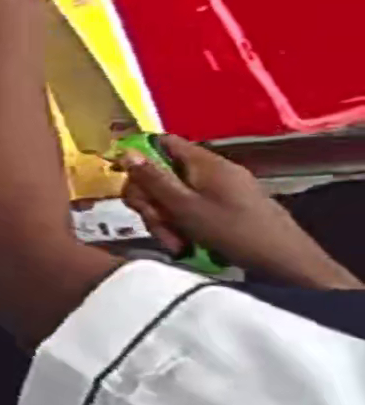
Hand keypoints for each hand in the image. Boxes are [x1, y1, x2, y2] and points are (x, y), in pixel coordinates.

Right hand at [120, 135, 361, 288]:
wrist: (284, 261)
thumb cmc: (231, 230)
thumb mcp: (182, 205)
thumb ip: (152, 178)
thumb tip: (127, 152)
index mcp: (206, 165)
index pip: (163, 143)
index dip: (138, 154)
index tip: (120, 174)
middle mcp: (212, 172)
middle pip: (160, 173)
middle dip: (147, 198)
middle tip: (150, 218)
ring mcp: (219, 189)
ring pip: (168, 194)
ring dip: (160, 216)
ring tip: (170, 238)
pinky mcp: (223, 205)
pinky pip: (185, 206)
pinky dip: (176, 222)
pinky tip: (180, 240)